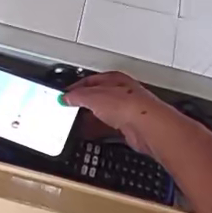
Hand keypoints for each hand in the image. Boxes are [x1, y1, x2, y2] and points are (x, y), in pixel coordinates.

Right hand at [60, 71, 178, 155]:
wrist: (147, 126)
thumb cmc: (128, 105)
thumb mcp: (94, 97)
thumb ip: (78, 96)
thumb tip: (67, 97)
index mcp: (114, 79)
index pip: (90, 81)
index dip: (75, 88)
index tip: (64, 96)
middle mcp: (121, 93)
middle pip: (97, 97)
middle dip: (82, 104)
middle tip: (68, 110)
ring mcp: (126, 110)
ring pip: (103, 113)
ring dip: (90, 118)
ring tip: (75, 123)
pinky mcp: (128, 127)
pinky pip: (108, 127)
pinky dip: (98, 130)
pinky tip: (90, 133)